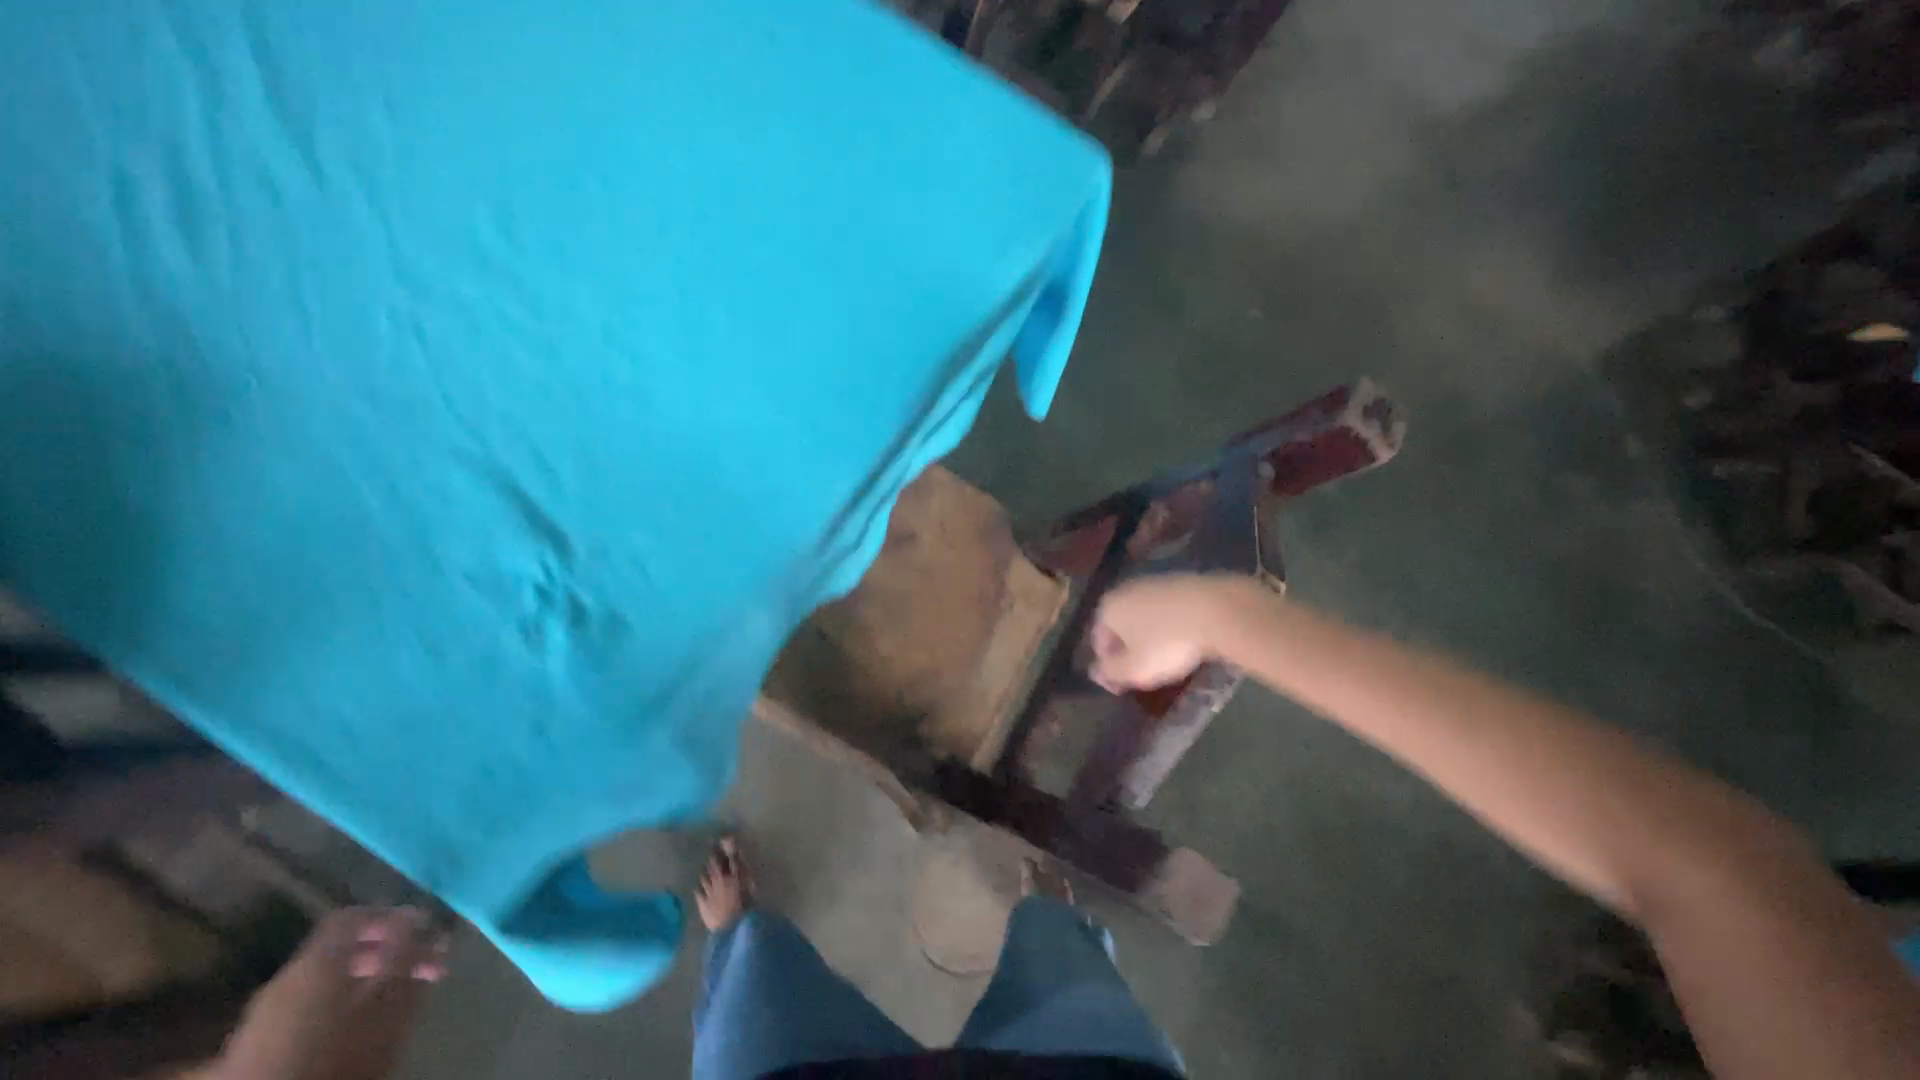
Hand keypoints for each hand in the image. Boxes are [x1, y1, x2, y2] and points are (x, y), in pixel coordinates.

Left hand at [210, 908, 446, 1079]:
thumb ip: (407, 956)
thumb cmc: (338, 1051)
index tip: (422, 928)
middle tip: (422, 968)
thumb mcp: (388, 1002)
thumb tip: (417, 918)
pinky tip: (357, 1027)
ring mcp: (267, 1011)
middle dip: (385, 954)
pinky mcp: (257, 1044)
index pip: (352, 916)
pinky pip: (308, 1007)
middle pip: (341, 950)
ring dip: (364, 982)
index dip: (389, 916)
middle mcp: (288, 975)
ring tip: (396, 1001)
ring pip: (326, 980)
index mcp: (318, 960)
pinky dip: (339, 1005)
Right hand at [1088, 573, 1250, 691]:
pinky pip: (1170, 611)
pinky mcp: (1183, 583)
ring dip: (1152, 638)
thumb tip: (1096, 672)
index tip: (1124, 687)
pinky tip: (1187, 641)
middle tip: (1146, 673)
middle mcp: (1127, 590)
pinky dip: (1172, 626)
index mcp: (1108, 608)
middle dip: (1130, 650)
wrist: (1217, 610)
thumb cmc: (1167, 642)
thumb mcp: (1134, 669)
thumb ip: (1110, 672)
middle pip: (1122, 627)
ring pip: (1147, 617)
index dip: (1109, 668)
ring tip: (1169, 659)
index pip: (1098, 642)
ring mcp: (1156, 583)